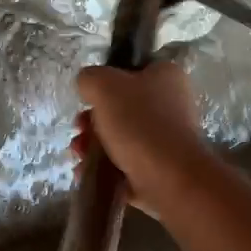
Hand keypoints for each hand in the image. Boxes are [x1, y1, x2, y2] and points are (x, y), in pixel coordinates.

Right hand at [73, 63, 214, 214]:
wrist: (169, 179)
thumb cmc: (139, 123)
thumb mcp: (104, 85)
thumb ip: (89, 78)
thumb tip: (87, 87)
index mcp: (166, 76)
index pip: (131, 71)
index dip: (105, 83)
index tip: (89, 98)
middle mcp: (171, 105)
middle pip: (120, 107)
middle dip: (92, 121)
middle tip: (80, 128)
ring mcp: (165, 140)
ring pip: (118, 138)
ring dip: (91, 145)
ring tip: (79, 154)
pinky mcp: (158, 170)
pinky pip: (123, 164)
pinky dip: (103, 168)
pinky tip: (85, 172)